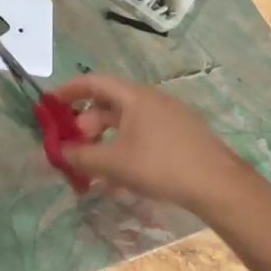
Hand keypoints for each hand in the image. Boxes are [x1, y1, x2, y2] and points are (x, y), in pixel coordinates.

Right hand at [54, 73, 262, 212]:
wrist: (221, 187)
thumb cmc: (161, 166)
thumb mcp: (112, 163)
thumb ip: (80, 155)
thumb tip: (58, 151)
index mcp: (134, 97)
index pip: (93, 82)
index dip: (68, 92)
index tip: (50, 106)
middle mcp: (152, 100)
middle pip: (108, 105)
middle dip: (85, 125)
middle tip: (75, 147)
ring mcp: (170, 117)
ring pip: (126, 123)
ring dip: (104, 141)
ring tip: (95, 169)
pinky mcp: (182, 136)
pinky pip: (143, 135)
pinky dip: (125, 149)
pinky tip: (122, 178)